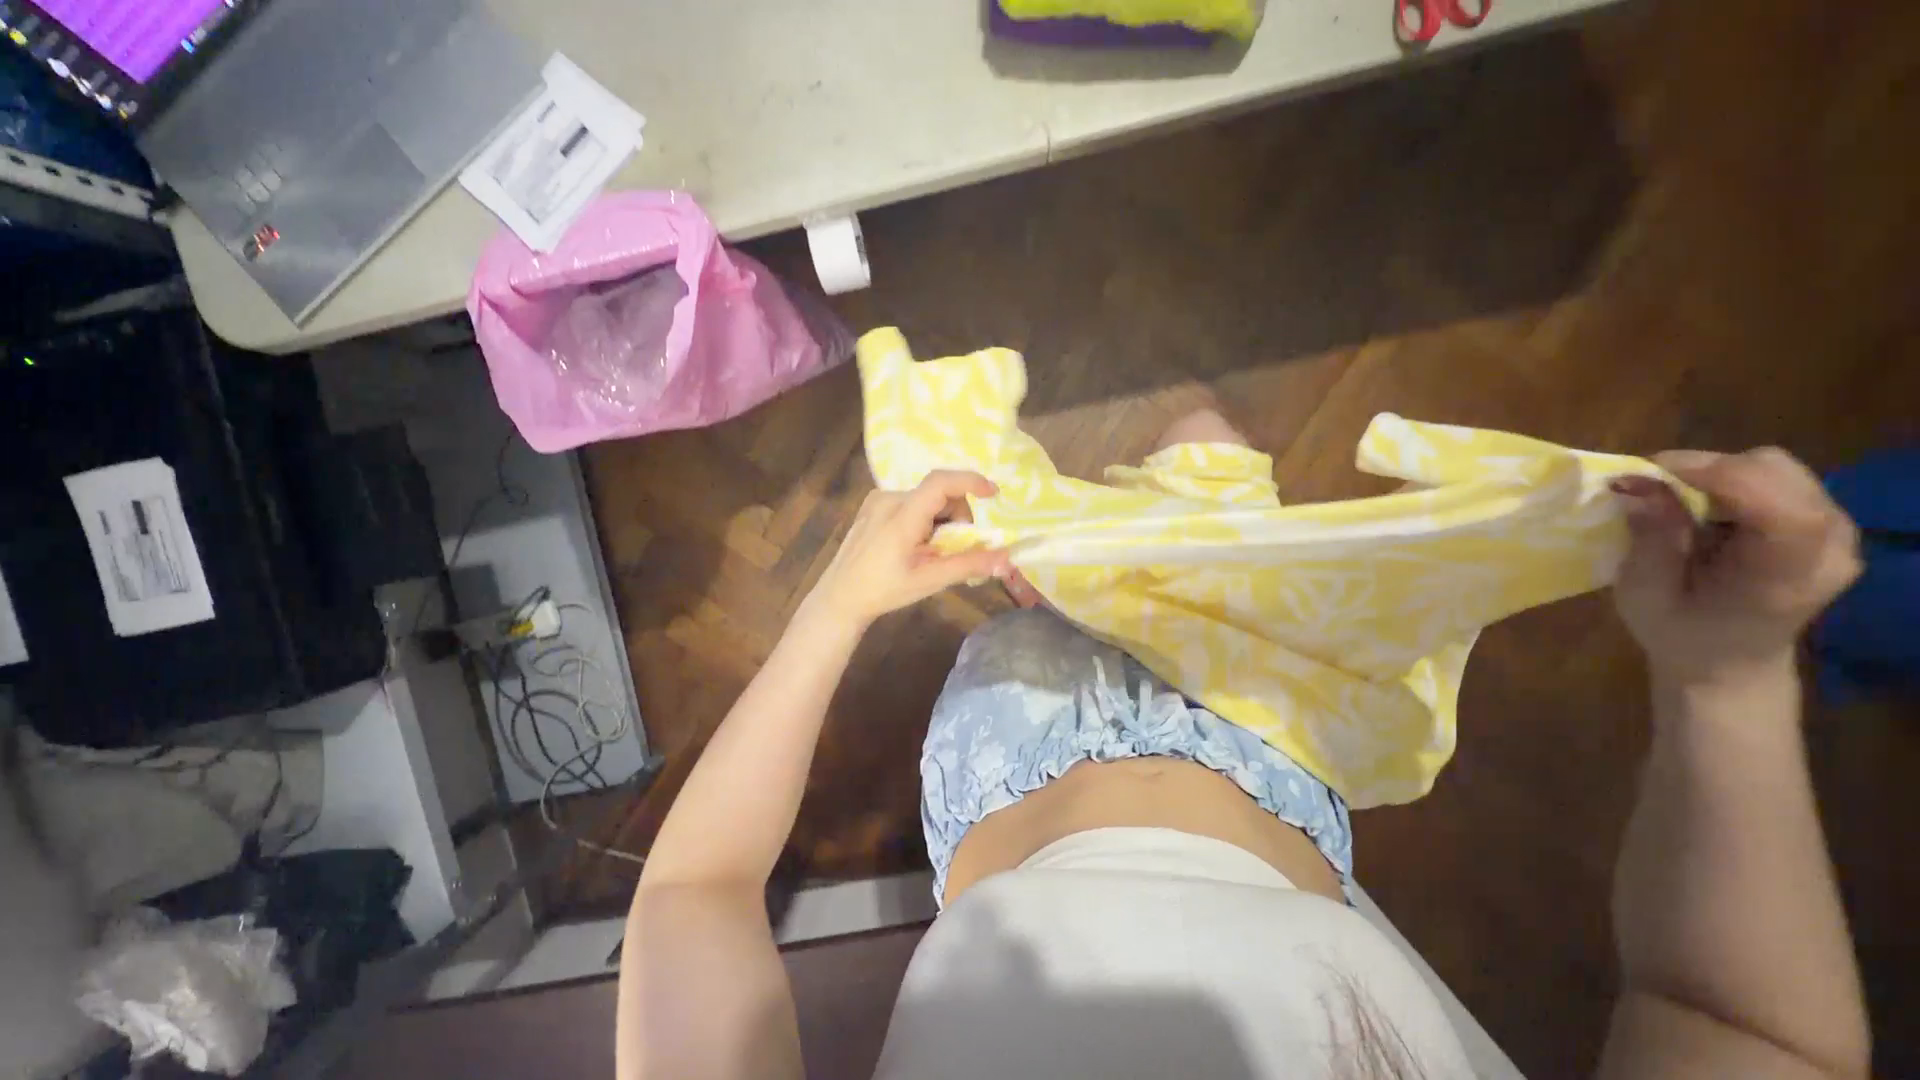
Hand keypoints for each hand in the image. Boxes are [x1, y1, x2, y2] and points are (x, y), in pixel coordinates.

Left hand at [798, 470, 1012, 631]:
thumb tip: (1006, 560)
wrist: (840, 597)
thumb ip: (969, 565)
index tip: (993, 494)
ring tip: (931, 552)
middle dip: (957, 517)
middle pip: (938, 493)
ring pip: (926, 498)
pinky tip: (915, 546)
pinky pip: (911, 503)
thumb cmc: (884, 590)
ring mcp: (877, 500)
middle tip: (954, 550)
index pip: (941, 483)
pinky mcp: (872, 506)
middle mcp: (888, 499)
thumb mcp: (929, 580)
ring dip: (940, 520)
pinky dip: (924, 519)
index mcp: (901, 515)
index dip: (970, 481)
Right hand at [1610, 447, 1860, 690]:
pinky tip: (1706, 508)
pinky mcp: (1823, 522)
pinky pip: (1778, 478)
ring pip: (1775, 467)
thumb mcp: (1645, 595)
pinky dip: (1731, 481)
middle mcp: (1829, 546)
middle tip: (1653, 486)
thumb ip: (1650, 538)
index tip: (1651, 470)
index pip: (1778, 506)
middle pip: (1775, 472)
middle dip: (1706, 469)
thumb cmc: (1680, 635)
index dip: (1715, 474)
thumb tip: (1635, 483)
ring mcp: (1834, 532)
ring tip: (1677, 499)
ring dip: (1717, 474)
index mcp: (1787, 575)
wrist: (1728, 664)